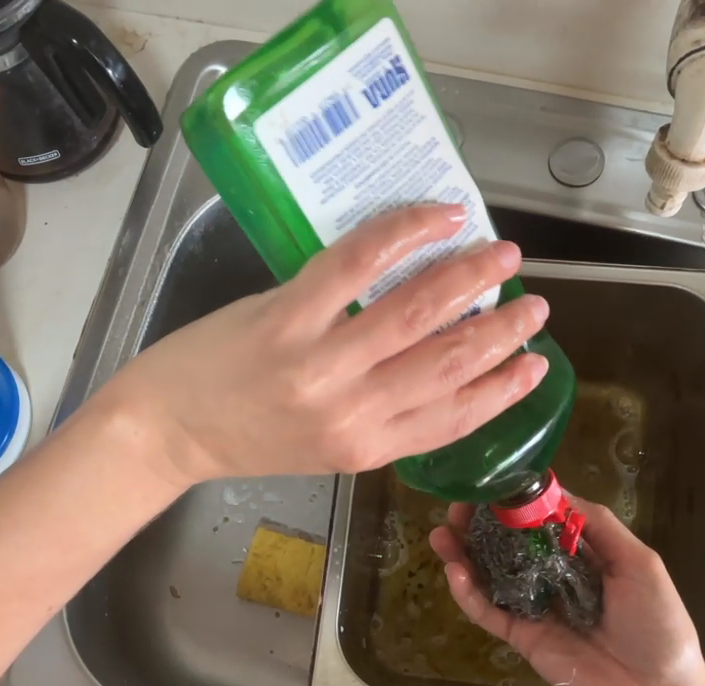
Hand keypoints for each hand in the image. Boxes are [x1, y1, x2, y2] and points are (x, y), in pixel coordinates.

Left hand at [99, 204, 550, 483]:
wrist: (168, 430)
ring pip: (417, 312)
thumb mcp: (322, 447)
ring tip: (503, 256)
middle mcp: (354, 412)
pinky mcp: (287, 318)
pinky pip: (358, 264)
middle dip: (503, 331)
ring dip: (470, 278)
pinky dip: (406, 233)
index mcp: (366, 449)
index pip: (455, 418)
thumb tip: (426, 358)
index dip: (504, 390)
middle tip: (534, 304)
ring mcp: (321, 364)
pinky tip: (439, 216)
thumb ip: (375, 414)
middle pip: (450, 363)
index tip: (536, 364)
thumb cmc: (245, 438)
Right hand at [429, 498, 704, 685]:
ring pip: (489, 577)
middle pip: (506, 546)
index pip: (539, 522)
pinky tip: (455, 572)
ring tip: (441, 534)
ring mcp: (533, 608)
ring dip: (462, 555)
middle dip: (479, 526)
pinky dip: (468, 593)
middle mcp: (552, 578)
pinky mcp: (521, 636)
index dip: (515, 504)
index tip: (492, 486)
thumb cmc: (657, 624)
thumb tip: (556, 492)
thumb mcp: (639, 563)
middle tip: (456, 508)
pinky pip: (488, 612)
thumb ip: (598, 527)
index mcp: (581, 557)